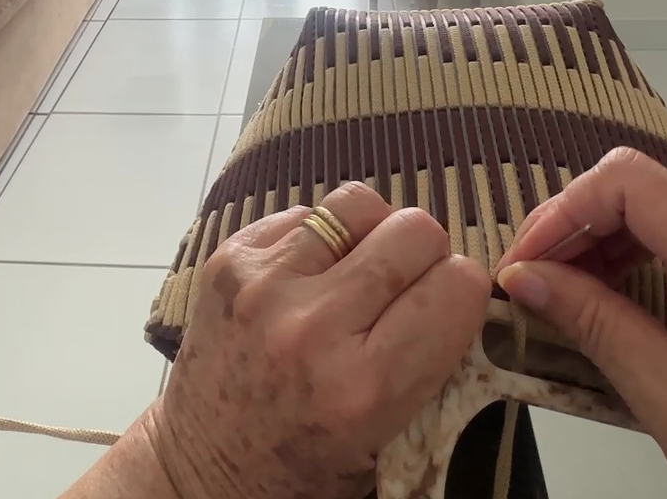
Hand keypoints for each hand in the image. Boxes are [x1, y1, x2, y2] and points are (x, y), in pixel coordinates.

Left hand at [147, 182, 490, 498]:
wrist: (202, 464)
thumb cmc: (305, 462)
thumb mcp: (389, 437)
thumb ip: (431, 361)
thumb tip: (463, 286)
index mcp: (365, 386)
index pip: (456, 288)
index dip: (463, 289)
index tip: (449, 301)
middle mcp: (313, 325)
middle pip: (412, 230)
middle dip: (424, 251)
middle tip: (406, 280)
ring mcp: (264, 283)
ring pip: (356, 203)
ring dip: (369, 232)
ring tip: (356, 265)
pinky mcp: (229, 257)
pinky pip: (302, 211)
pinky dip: (317, 235)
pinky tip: (306, 272)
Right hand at [495, 149, 666, 498]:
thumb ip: (600, 329)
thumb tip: (527, 278)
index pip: (634, 184)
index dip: (565, 209)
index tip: (526, 257)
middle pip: (641, 191)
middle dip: (573, 227)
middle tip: (530, 276)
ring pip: (656, 208)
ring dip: (597, 240)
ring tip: (557, 285)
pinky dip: (631, 254)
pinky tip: (603, 290)